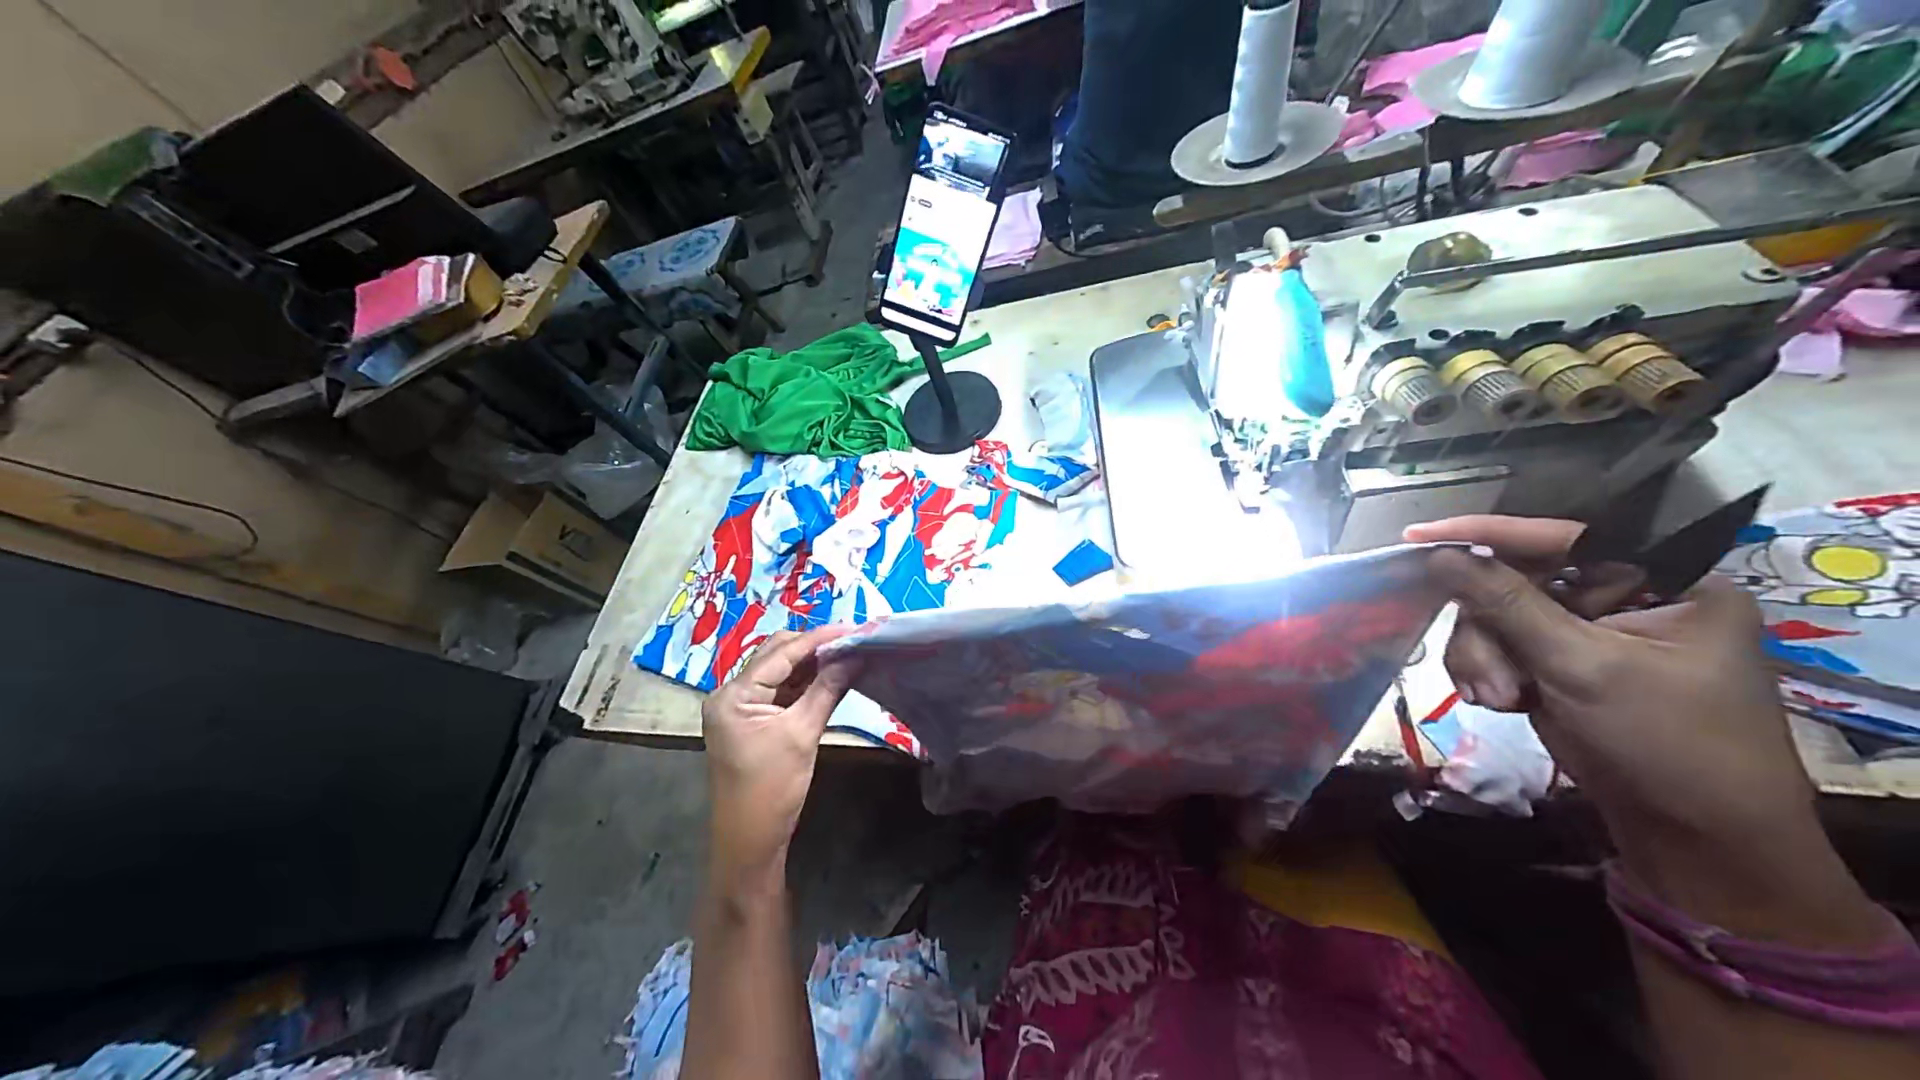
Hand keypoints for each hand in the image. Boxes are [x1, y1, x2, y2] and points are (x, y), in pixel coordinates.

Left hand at [701, 627, 858, 885]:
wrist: (750, 842)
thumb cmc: (772, 790)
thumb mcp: (803, 734)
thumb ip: (827, 689)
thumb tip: (855, 655)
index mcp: (733, 694)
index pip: (782, 653)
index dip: (819, 638)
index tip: (855, 628)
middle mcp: (730, 693)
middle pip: (776, 655)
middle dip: (815, 646)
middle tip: (853, 641)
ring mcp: (739, 707)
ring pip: (779, 671)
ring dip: (811, 663)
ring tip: (848, 654)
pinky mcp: (751, 721)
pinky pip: (779, 690)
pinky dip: (804, 683)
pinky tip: (831, 676)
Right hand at [1405, 516, 1884, 947]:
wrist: (1693, 836)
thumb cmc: (1665, 744)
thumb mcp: (1581, 667)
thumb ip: (1508, 604)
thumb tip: (1441, 557)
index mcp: (1664, 582)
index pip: (1562, 538)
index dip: (1488, 534)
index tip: (1420, 535)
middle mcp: (1624, 599)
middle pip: (1516, 583)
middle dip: (1489, 630)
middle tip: (1488, 676)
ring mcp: (1587, 634)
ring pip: (1497, 618)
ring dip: (1484, 658)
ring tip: (1497, 698)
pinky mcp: (1558, 664)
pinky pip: (1497, 647)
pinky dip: (1487, 672)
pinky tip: (1500, 702)